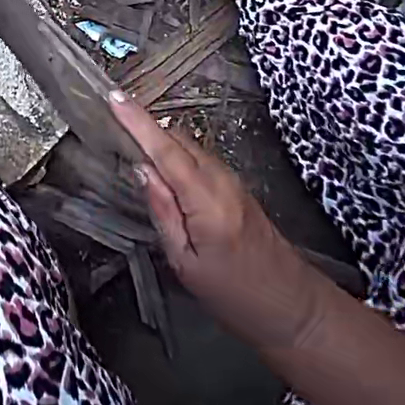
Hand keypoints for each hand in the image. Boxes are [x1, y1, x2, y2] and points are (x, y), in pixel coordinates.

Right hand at [109, 90, 329, 353]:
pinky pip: (197, 157)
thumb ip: (163, 212)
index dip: (138, 121)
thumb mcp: (186, 263)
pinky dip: (174, 153)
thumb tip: (140, 169)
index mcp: (207, 201)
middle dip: (144, 128)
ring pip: (187, 146)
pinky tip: (159, 166)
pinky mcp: (235, 184)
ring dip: (158, 141)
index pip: (166, 150)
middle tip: (110, 123)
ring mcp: (231, 179)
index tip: (115, 97)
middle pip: (176, 139)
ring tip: (128, 145)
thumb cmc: (235, 296)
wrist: (295, 307)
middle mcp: (221, 180)